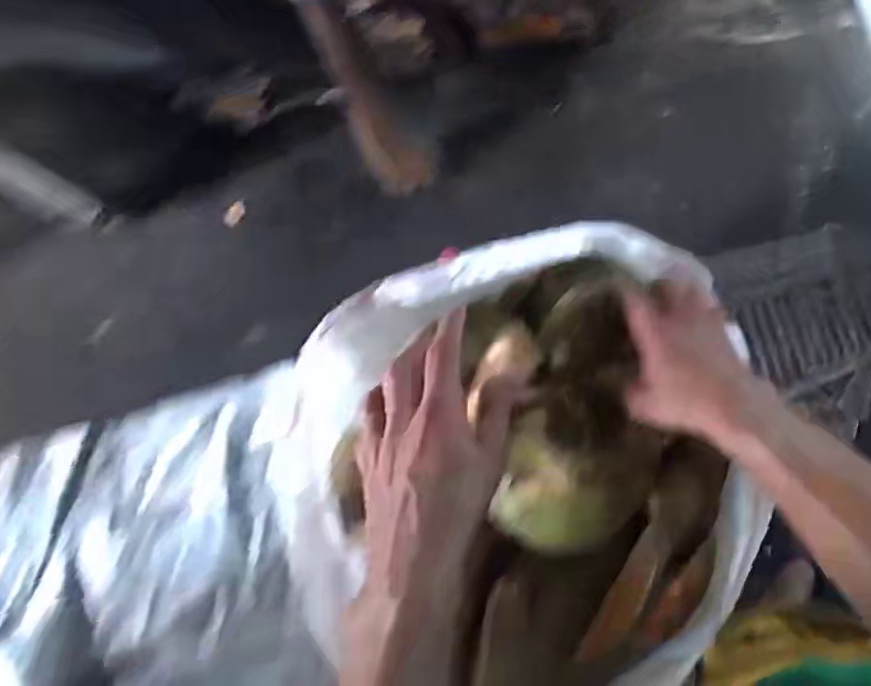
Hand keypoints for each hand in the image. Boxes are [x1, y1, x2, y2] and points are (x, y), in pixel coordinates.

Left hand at [340, 308, 525, 685]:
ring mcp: (379, 441)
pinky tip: (382, 406)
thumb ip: (496, 411)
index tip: (457, 309)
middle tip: (434, 330)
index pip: (441, 357)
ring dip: (395, 366)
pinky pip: (366, 420)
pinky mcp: (366, 463)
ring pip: (380, 389)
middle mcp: (404, 418)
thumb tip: (505, 372)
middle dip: (419, 340)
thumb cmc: (460, 508)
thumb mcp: (491, 459)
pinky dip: (377, 401)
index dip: (449, 328)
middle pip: (404, 365)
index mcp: (439, 412)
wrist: (411, 562)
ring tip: (407, 360)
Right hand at [621, 280, 776, 441]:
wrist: (732, 401)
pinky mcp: (723, 325)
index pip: (634, 300)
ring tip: (676, 301)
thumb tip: (624, 384)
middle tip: (650, 298)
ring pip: (691, 287)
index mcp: (655, 331)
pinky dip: (703, 304)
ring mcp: (703, 317)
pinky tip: (700, 316)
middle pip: (666, 284)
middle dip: (656, 286)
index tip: (617, 291)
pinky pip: (710, 304)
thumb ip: (629, 392)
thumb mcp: (646, 406)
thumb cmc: (686, 401)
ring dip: (681, 290)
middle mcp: (678, 316)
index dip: (624, 291)